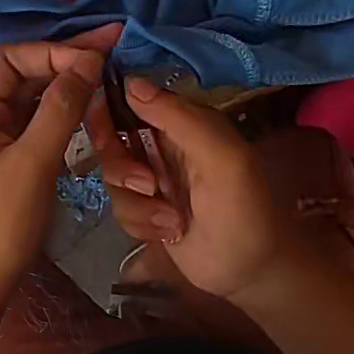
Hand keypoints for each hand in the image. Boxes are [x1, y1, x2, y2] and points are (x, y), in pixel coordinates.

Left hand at [0, 25, 120, 296]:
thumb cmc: (3, 221)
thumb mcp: (34, 161)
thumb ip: (60, 107)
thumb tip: (88, 61)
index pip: (10, 59)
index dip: (53, 51)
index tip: (96, 54)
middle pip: (22, 72)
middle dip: (65, 59)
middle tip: (113, 44)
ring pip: (33, 94)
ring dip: (67, 81)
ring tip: (108, 67)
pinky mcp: (10, 152)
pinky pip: (37, 118)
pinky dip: (63, 107)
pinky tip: (90, 100)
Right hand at [88, 77, 291, 301]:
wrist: (251, 271)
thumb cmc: (244, 208)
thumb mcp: (221, 157)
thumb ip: (179, 118)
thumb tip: (131, 82)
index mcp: (180, 122)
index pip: (130, 100)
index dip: (106, 109)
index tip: (102, 129)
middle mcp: (160, 146)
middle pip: (109, 141)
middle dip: (121, 167)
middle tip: (147, 185)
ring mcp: (149, 180)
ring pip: (111, 179)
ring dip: (139, 204)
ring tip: (172, 220)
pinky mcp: (142, 211)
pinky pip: (118, 209)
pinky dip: (141, 223)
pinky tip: (169, 233)